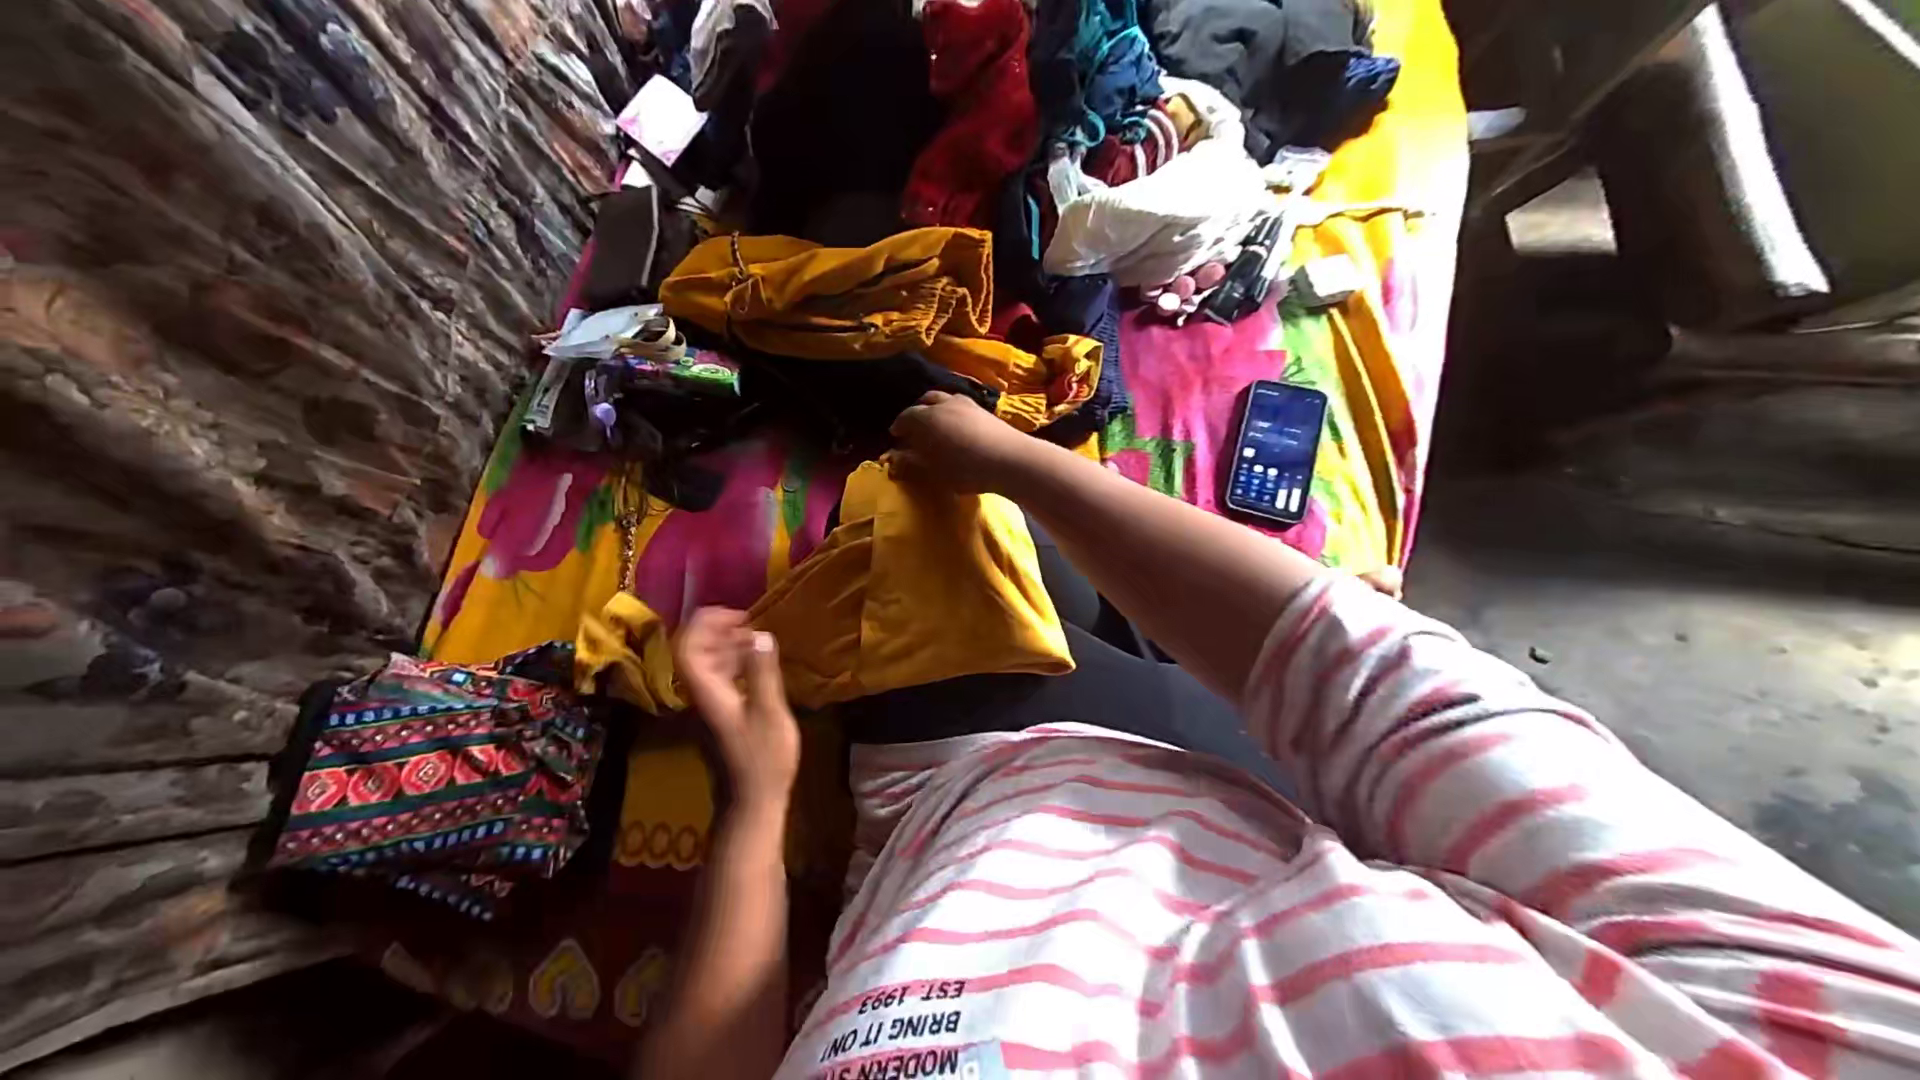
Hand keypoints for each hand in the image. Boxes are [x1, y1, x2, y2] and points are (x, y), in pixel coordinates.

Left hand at [674, 607, 800, 810]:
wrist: (753, 800)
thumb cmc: (764, 758)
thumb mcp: (769, 713)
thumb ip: (763, 673)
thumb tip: (761, 635)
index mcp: (708, 691)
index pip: (689, 647)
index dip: (707, 623)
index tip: (739, 615)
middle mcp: (702, 694)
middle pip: (695, 651)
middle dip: (719, 628)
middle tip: (752, 623)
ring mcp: (710, 705)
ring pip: (708, 663)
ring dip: (728, 644)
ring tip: (758, 638)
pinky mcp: (721, 713)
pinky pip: (720, 677)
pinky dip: (735, 662)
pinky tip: (758, 664)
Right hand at [888, 391, 1037, 494]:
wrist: (1011, 459)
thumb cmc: (966, 469)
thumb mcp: (934, 472)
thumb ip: (912, 463)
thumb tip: (895, 457)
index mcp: (926, 418)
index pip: (905, 418)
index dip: (898, 427)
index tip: (895, 437)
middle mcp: (944, 404)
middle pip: (925, 401)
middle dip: (916, 413)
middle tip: (914, 428)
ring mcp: (966, 404)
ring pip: (944, 399)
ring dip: (936, 409)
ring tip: (936, 425)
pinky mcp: (984, 410)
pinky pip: (961, 405)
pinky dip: (953, 412)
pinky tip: (958, 426)